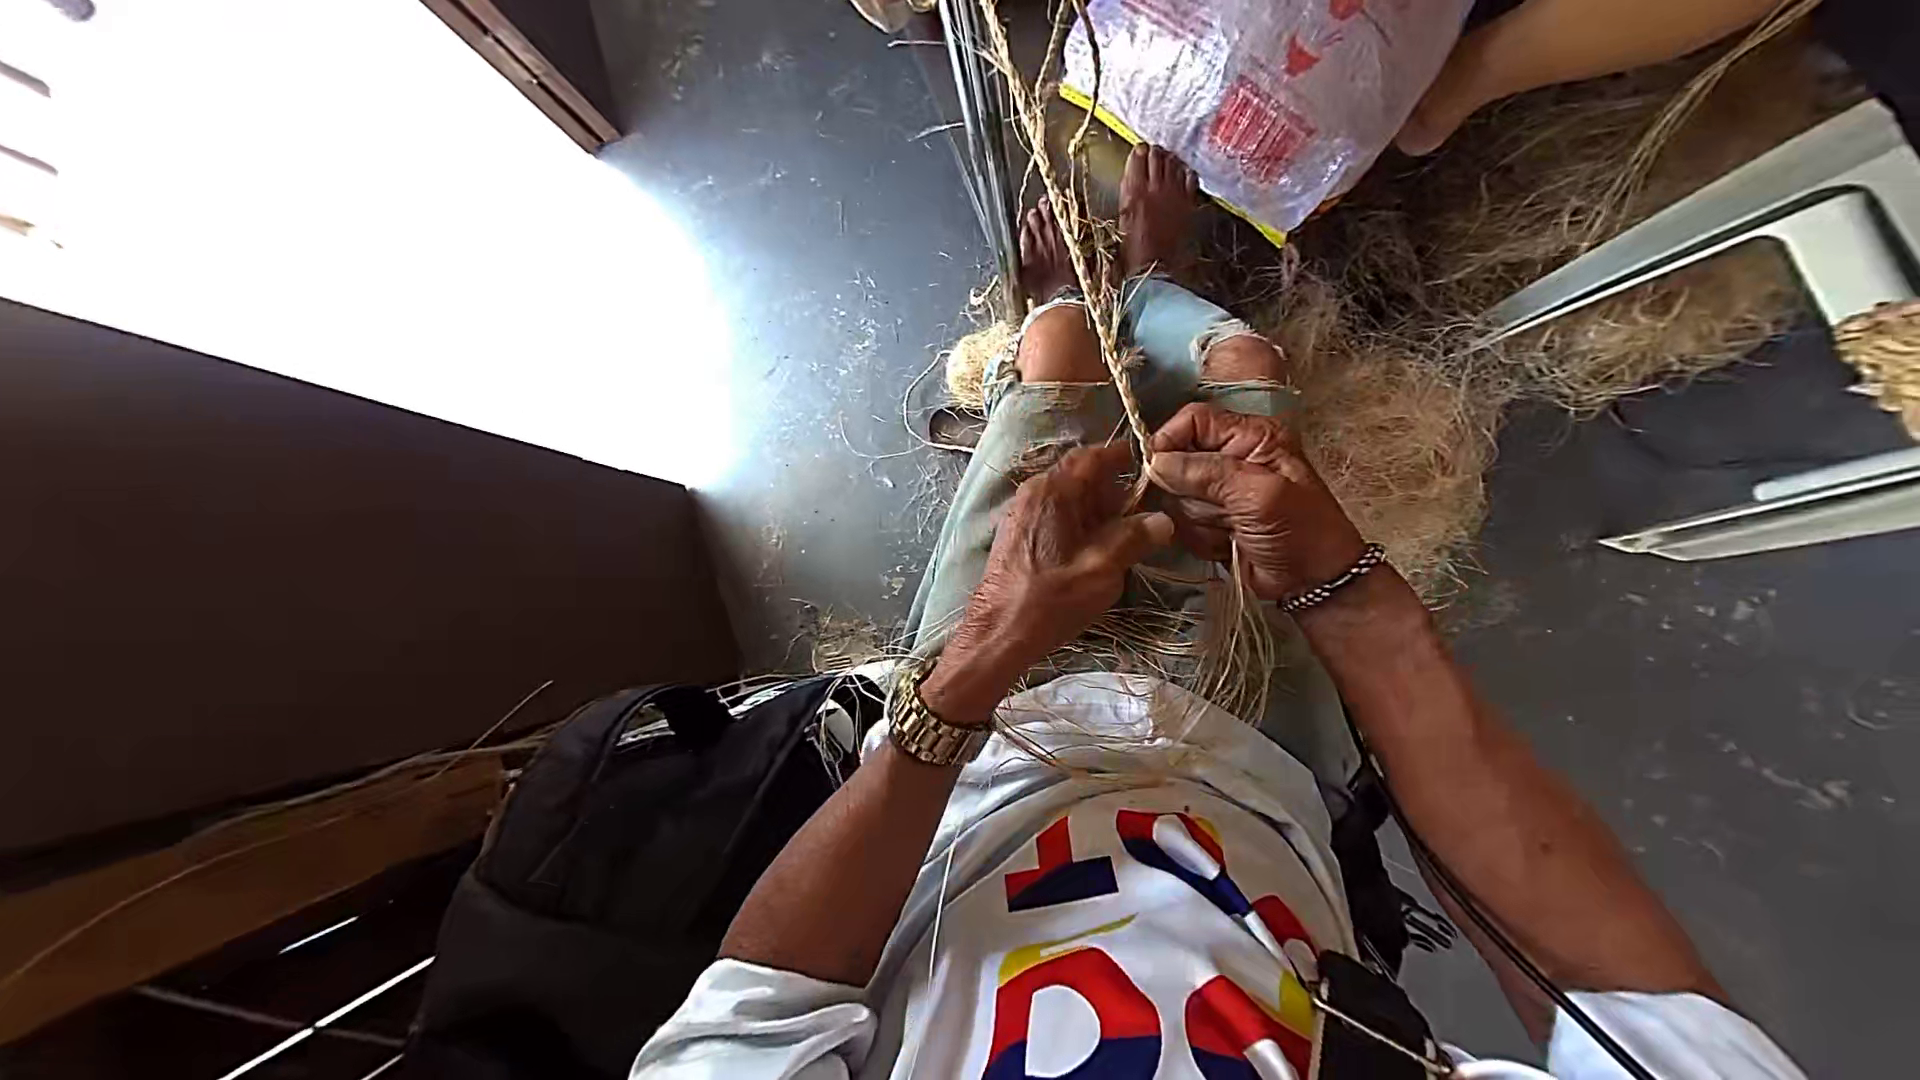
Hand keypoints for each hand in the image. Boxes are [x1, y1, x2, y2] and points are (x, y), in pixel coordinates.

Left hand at [926, 442, 1173, 722]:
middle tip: (1141, 510)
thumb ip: (1133, 538)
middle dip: (1112, 489)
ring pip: (1067, 496)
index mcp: (1053, 492)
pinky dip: (1077, 521)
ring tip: (1122, 533)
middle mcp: (1033, 492)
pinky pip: (1054, 513)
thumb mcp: (1102, 570)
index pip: (1092, 457)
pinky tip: (1093, 547)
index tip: (1149, 465)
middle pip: (1079, 475)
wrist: (999, 632)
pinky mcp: (1018, 533)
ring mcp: (1021, 512)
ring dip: (1095, 508)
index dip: (1122, 457)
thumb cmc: (1050, 600)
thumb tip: (1162, 519)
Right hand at [1146, 403, 1364, 601]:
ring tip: (1230, 528)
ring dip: (1196, 518)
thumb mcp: (1258, 494)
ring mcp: (1216, 490)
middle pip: (1175, 460)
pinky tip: (1224, 542)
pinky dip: (1198, 535)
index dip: (1169, 440)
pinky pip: (1178, 521)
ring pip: (1173, 495)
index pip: (1192, 420)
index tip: (1158, 470)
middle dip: (1189, 492)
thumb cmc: (1300, 531)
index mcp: (1250, 436)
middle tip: (1222, 510)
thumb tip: (1155, 462)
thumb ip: (1206, 473)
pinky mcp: (1206, 518)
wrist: (1310, 581)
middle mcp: (1229, 456)